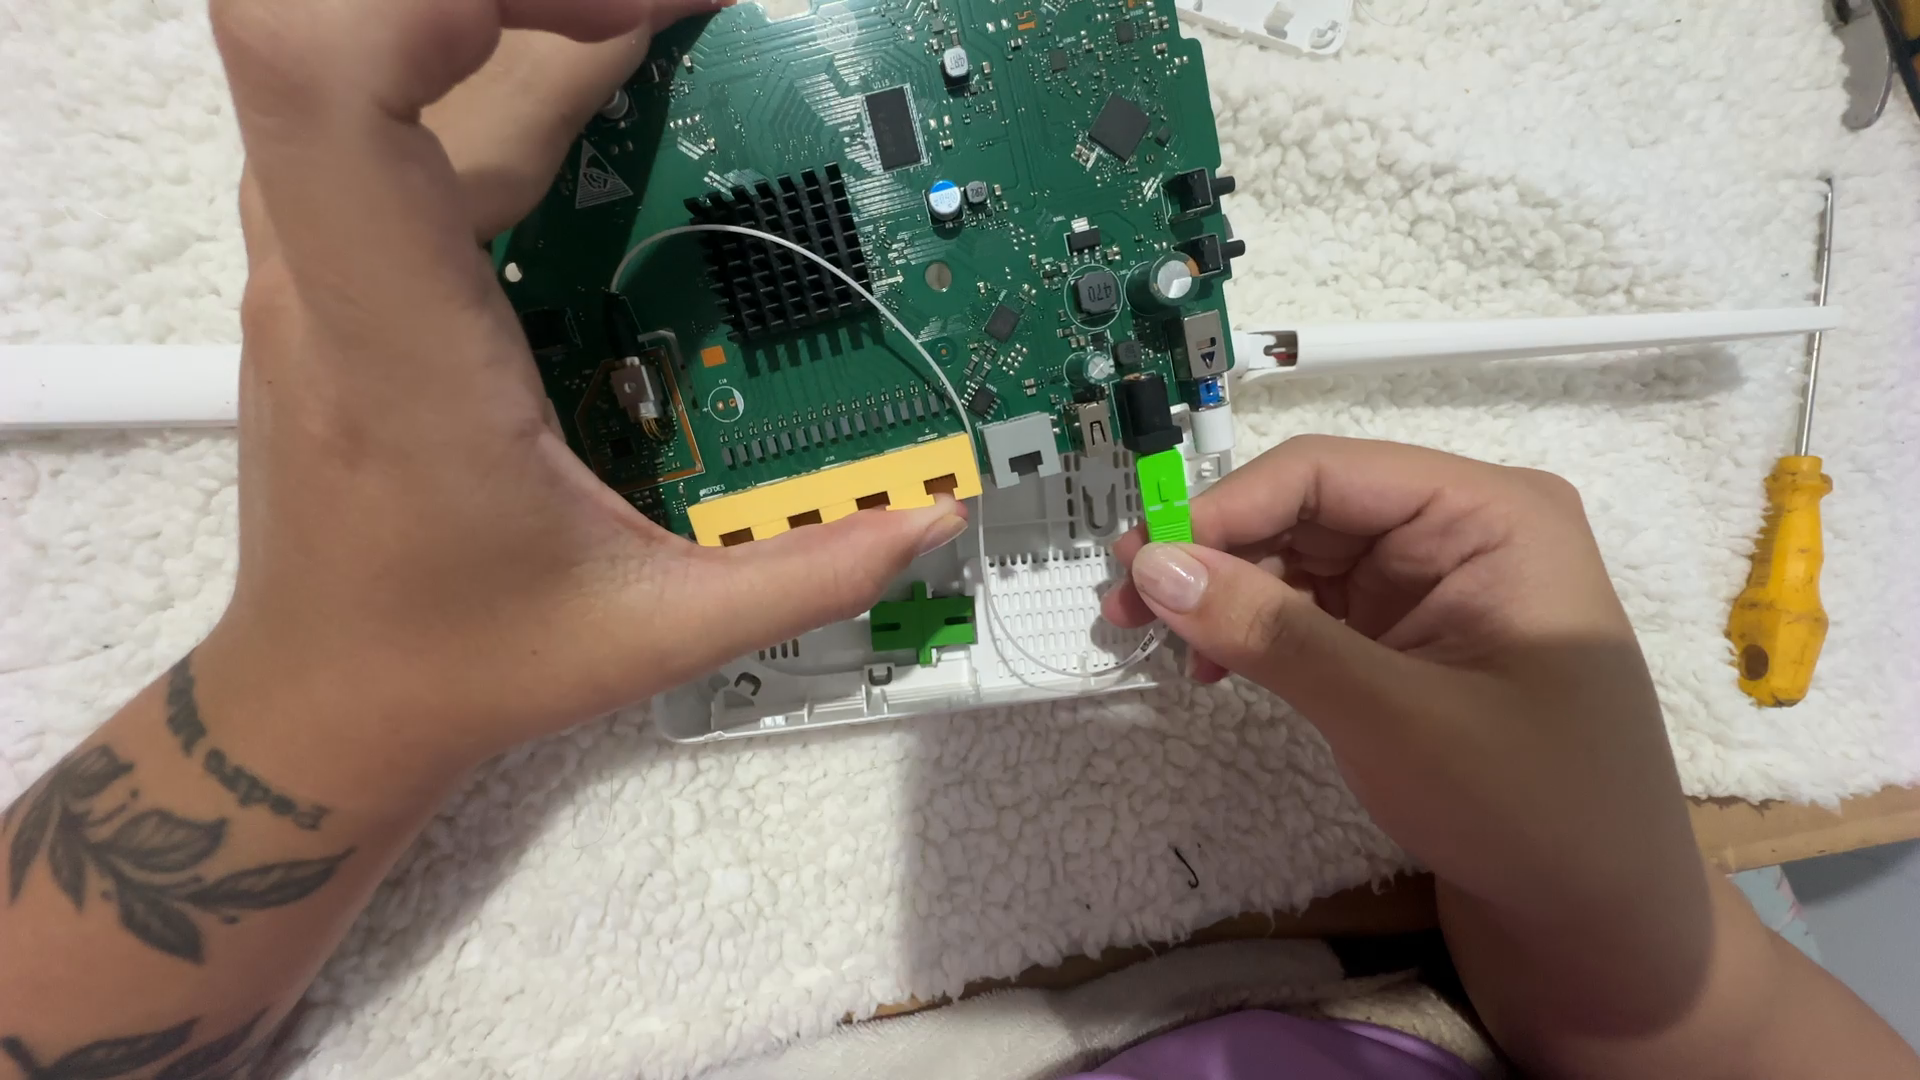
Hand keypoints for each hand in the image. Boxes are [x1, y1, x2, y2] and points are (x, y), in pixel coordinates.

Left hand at [196, 0, 967, 779]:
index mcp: (408, 353)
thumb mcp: (663, 633)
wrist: (335, 696)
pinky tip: (610, 105)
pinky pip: (406, 120)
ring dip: (527, 16)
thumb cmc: (474, 666)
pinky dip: (506, 71)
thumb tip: (933, 517)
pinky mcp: (353, 275)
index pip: (335, 73)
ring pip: (385, 59)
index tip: (642, 4)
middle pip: (360, 21)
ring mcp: (327, 266)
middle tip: (704, 8)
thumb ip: (812, 578)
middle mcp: (339, 279)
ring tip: (675, 27)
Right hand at [1102, 436, 1715, 1060]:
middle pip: (1296, 509)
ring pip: (1284, 555)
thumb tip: (1151, 566)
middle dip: (1207, 553)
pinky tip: (1207, 667)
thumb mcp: (1390, 715)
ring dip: (1214, 593)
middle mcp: (1448, 527)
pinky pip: (1294, 604)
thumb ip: (1269, 632)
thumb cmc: (1527, 808)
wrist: (1589, 916)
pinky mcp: (1387, 625)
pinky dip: (1242, 629)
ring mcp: (1416, 578)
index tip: (1140, 560)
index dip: (1223, 507)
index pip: (1323, 473)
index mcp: (1484, 513)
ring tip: (1150, 639)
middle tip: (1123, 602)